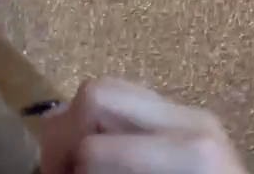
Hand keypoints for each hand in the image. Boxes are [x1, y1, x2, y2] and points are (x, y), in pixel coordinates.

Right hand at [37, 78, 246, 173]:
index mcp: (188, 154)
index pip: (95, 147)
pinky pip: (135, 98)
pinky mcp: (190, 113)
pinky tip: (109, 153)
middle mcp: (190, 118)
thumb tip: (70, 166)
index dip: (64, 167)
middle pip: (98, 92)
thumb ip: (109, 167)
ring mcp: (191, 110)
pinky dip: (110, 122)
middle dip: (68, 133)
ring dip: (86, 123)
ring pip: (114, 87)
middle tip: (62, 168)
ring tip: (81, 160)